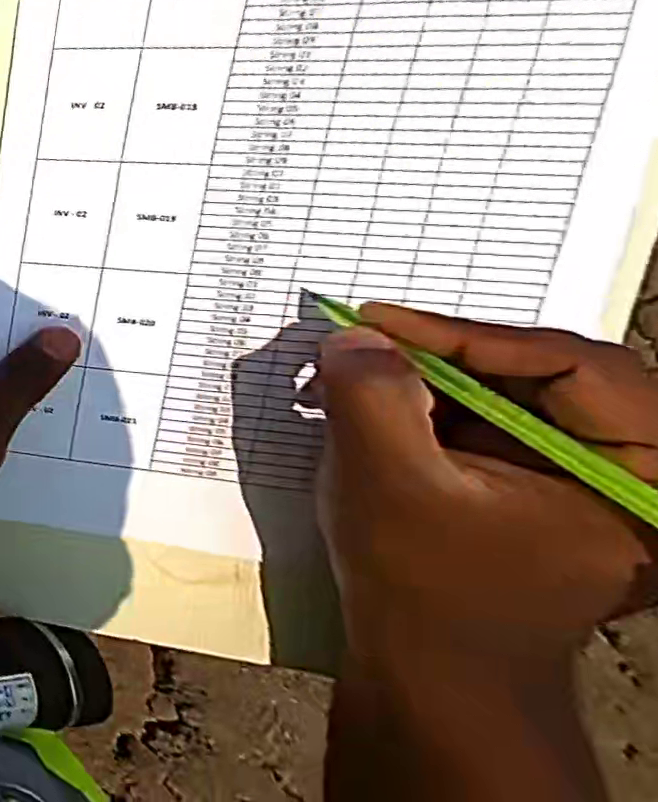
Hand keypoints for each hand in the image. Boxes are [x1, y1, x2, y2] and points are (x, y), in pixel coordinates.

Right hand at [314, 308, 657, 665]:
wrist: (428, 656)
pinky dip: (419, 402)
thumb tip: (356, 337)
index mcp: (648, 480)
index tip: (377, 322)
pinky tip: (366, 407)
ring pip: (508, 391)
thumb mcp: (389, 481)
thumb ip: (375, 401)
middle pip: (545, 374)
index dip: (470, 335)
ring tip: (349, 377)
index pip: (580, 368)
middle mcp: (636, 473)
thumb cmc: (422, 580)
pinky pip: (483, 417)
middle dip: (441, 355)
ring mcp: (585, 478)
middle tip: (361, 344)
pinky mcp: (533, 480)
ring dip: (422, 377)